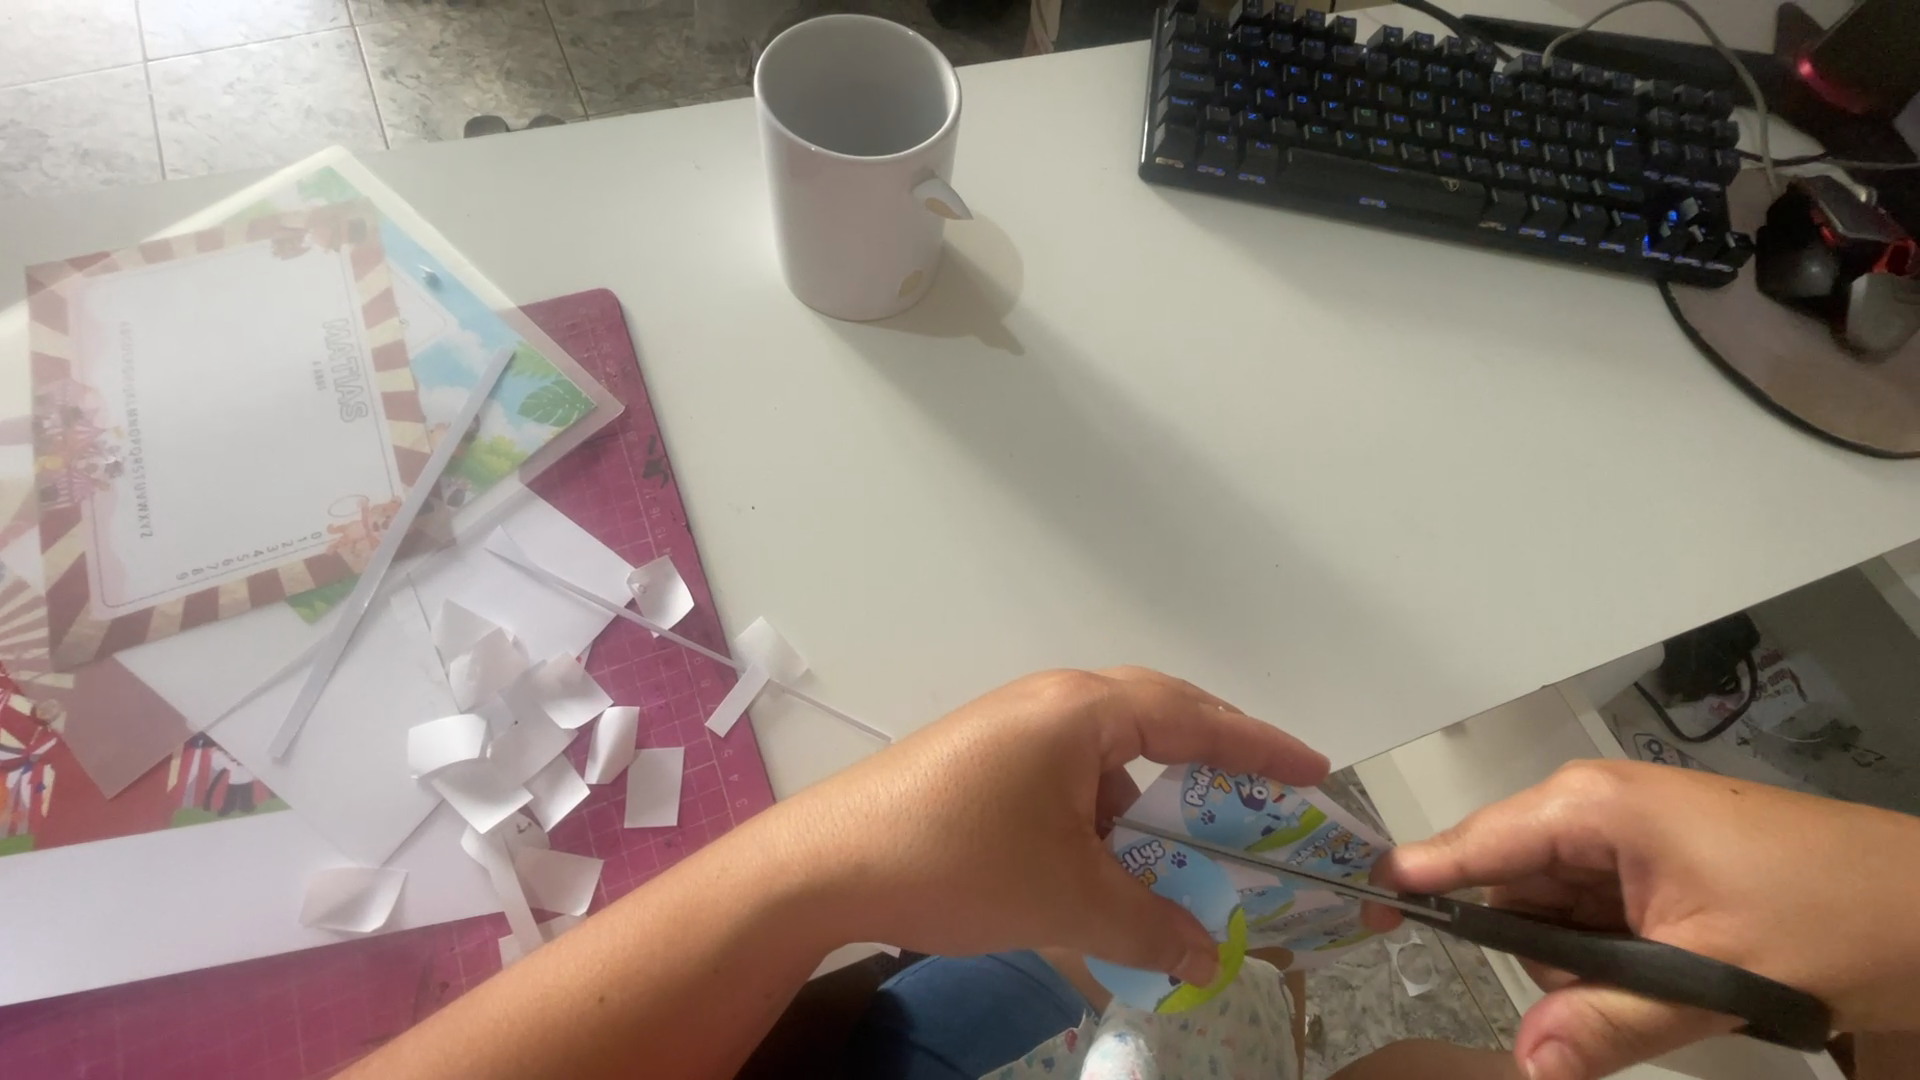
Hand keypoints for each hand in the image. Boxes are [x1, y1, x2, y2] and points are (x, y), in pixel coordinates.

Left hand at [774, 667, 1327, 986]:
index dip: (1259, 745)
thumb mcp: (1068, 898)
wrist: (833, 859)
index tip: (1313, 769)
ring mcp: (1013, 724)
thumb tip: (1203, 951)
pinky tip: (1105, 851)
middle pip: (1153, 714)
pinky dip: (1103, 802)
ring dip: (1150, 788)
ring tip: (1184, 839)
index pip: (1192, 717)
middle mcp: (1050, 701)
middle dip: (1212, 754)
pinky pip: (1069, 766)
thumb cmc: (960, 860)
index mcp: (1081, 711)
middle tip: (1261, 794)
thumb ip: (1149, 922)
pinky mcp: (987, 753)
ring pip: (1108, 744)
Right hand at [1364, 760, 1919, 1079]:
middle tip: (1611, 995)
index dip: (1417, 873)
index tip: (1367, 903)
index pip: (1475, 842)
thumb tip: (1527, 1068)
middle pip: (1511, 881)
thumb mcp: (1721, 977)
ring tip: (1671, 984)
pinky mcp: (1646, 854)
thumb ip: (1612, 1019)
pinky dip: (1611, 945)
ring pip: (1550, 899)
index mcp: (1586, 807)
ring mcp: (1619, 829)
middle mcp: (1587, 806)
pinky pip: (1590, 902)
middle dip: (1541, 945)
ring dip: (1584, 954)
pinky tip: (1671, 967)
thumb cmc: (1840, 917)